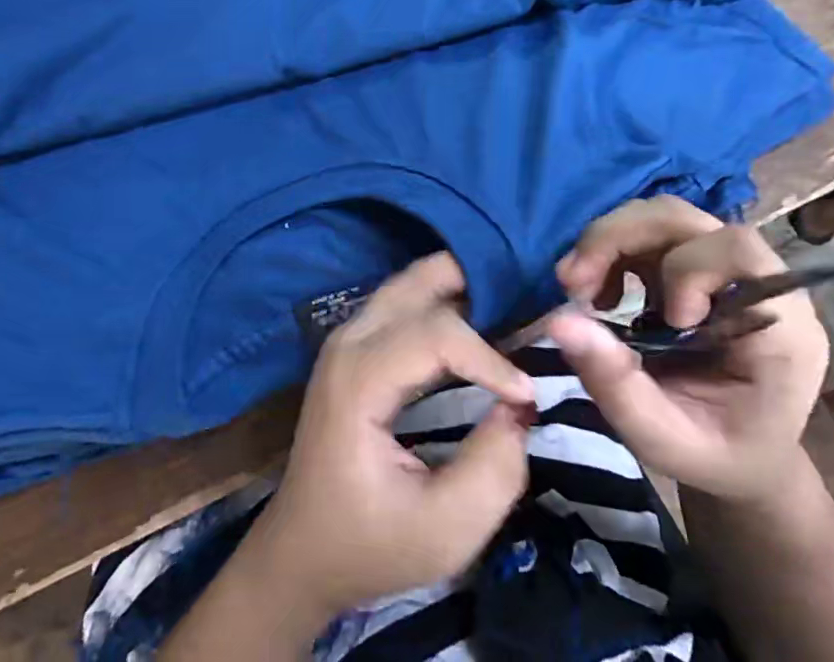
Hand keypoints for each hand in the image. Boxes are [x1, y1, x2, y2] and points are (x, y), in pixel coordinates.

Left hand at [239, 252, 536, 618]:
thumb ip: (495, 468)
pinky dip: (449, 300)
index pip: (437, 334)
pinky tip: (484, 320)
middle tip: (532, 303)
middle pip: (421, 281)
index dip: (490, 359)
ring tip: (517, 307)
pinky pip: (407, 302)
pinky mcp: (357, 348)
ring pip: (413, 283)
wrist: (302, 553)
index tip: (526, 397)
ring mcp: (348, 339)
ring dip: (465, 285)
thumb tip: (520, 407)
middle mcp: (349, 343)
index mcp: (358, 382)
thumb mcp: (444, 532)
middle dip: (480, 282)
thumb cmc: (368, 546)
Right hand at [548, 196, 829, 503]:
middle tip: (571, 283)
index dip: (691, 268)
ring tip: (575, 286)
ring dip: (609, 240)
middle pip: (687, 219)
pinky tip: (597, 293)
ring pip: (662, 217)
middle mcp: (756, 283)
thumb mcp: (664, 440)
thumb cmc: (716, 455)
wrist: (742, 456)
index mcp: (780, 327)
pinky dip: (611, 251)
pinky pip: (648, 233)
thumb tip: (559, 321)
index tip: (665, 320)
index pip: (740, 250)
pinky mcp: (693, 267)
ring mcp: (722, 269)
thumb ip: (617, 385)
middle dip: (620, 237)